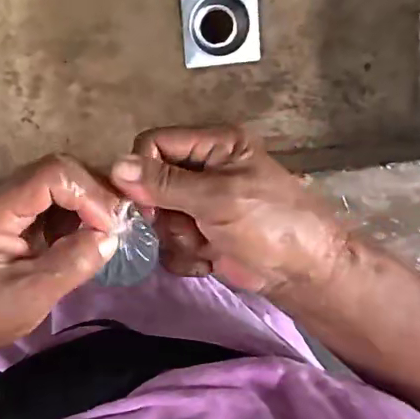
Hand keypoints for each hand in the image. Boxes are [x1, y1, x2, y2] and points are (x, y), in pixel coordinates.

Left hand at [0, 155, 123, 368]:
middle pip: (56, 170)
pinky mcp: (13, 210)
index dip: (87, 193)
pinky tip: (85, 235)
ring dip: (86, 202)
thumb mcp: (33, 296)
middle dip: (92, 194)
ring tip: (105, 231)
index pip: (50, 175)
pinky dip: (75, 212)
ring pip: (57, 180)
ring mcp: (3, 198)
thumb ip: (72, 263)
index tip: (109, 227)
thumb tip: (111, 236)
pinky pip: (51, 197)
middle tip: (115, 227)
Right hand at [110, 125, 351, 295]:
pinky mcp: (199, 234)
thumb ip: (165, 183)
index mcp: (214, 144)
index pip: (154, 144)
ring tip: (206, 245)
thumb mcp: (217, 198)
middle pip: (149, 184)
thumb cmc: (270, 224)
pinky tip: (210, 258)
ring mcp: (199, 204)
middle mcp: (202, 169)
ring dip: (177, 238)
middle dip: (163, 213)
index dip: (143, 172)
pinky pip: (168, 242)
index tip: (149, 203)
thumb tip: (115, 165)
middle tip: (185, 229)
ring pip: (156, 217)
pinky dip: (185, 255)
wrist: (304, 274)